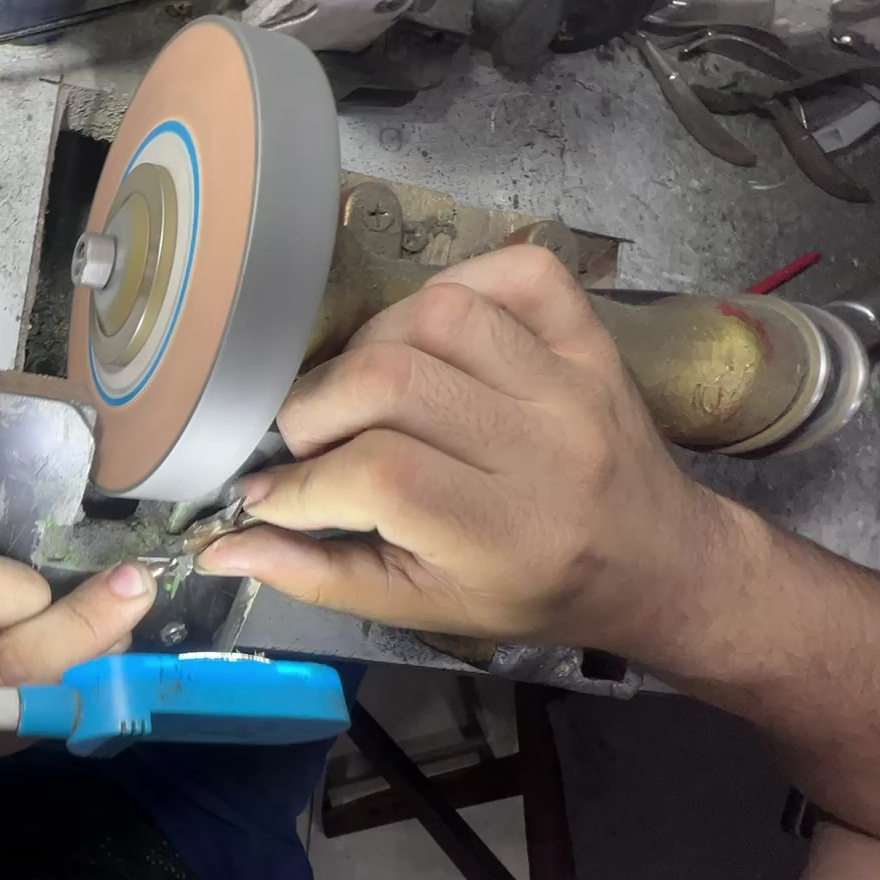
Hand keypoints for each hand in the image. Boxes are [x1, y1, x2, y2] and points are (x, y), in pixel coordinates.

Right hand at [200, 245, 737, 650]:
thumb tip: (221, 549)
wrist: (658, 562)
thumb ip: (314, 576)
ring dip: (369, 349)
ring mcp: (570, 380)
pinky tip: (424, 337)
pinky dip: (449, 288)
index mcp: (505, 530)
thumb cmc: (524, 591)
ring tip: (363, 393)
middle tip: (312, 443)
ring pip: (435, 316)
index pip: (377, 476)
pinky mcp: (586, 336)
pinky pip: (511, 273)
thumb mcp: (416, 606)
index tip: (268, 496)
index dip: (300, 482)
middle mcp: (545, 446)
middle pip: (392, 381)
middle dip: (315, 410)